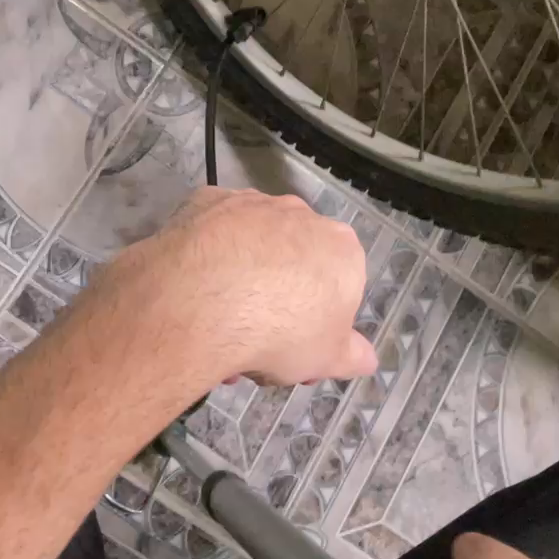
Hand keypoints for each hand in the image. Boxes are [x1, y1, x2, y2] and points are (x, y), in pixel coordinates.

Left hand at [91, 187, 374, 385]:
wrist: (202, 299)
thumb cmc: (279, 331)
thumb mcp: (327, 359)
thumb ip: (352, 355)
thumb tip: (366, 357)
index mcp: (341, 248)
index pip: (337, 285)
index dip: (316, 320)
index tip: (293, 346)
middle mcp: (300, 213)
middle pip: (292, 260)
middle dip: (276, 297)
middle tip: (251, 341)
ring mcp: (251, 202)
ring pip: (250, 244)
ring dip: (240, 276)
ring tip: (214, 322)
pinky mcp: (207, 199)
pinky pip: (212, 229)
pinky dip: (207, 251)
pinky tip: (192, 283)